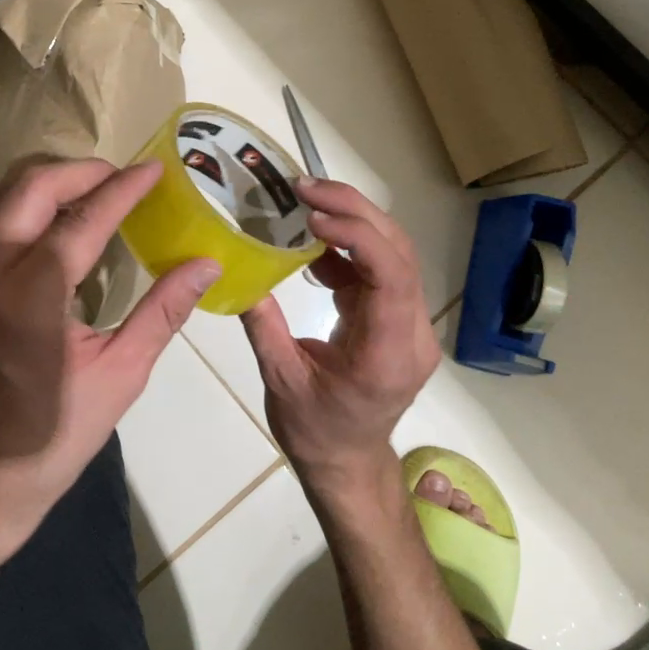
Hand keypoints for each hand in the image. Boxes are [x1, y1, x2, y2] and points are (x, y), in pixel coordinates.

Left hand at [0, 159, 221, 574]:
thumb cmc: (57, 433)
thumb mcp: (121, 374)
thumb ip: (162, 310)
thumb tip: (206, 263)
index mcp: (28, 298)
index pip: (81, 221)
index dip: (122, 190)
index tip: (155, 168)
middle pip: (30, 188)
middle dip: (80, 172)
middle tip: (124, 178)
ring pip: (6, 199)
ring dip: (52, 185)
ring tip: (100, 193)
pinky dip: (31, 209)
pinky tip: (67, 224)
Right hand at [240, 178, 439, 502]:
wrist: (348, 462)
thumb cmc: (315, 431)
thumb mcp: (281, 381)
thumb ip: (264, 326)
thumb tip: (237, 274)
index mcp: (387, 354)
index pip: (391, 279)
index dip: (359, 238)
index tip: (313, 217)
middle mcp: (411, 332)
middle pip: (398, 254)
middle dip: (354, 212)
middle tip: (304, 187)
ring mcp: (407, 324)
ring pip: (392, 254)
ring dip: (352, 221)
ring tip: (305, 199)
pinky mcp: (393, 318)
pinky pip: (377, 269)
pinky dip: (346, 246)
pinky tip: (311, 239)